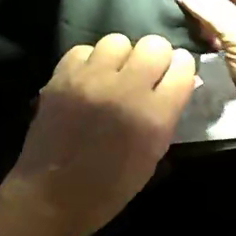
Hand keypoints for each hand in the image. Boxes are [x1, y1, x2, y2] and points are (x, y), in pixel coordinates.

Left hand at [0, 33, 196, 235]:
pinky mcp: (61, 77)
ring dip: (120, 56)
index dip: (181, 69)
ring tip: (114, 75)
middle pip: (153, 45)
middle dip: (155, 57)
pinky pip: (83, 50)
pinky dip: (89, 62)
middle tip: (145, 74)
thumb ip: (166, 115)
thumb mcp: (152, 155)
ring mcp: (90, 79)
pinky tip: (88, 80)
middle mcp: (125, 90)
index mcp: (154, 116)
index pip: (182, 67)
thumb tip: (177, 83)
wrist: (52, 195)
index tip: (174, 75)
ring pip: (117, 41)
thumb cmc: (109, 187)